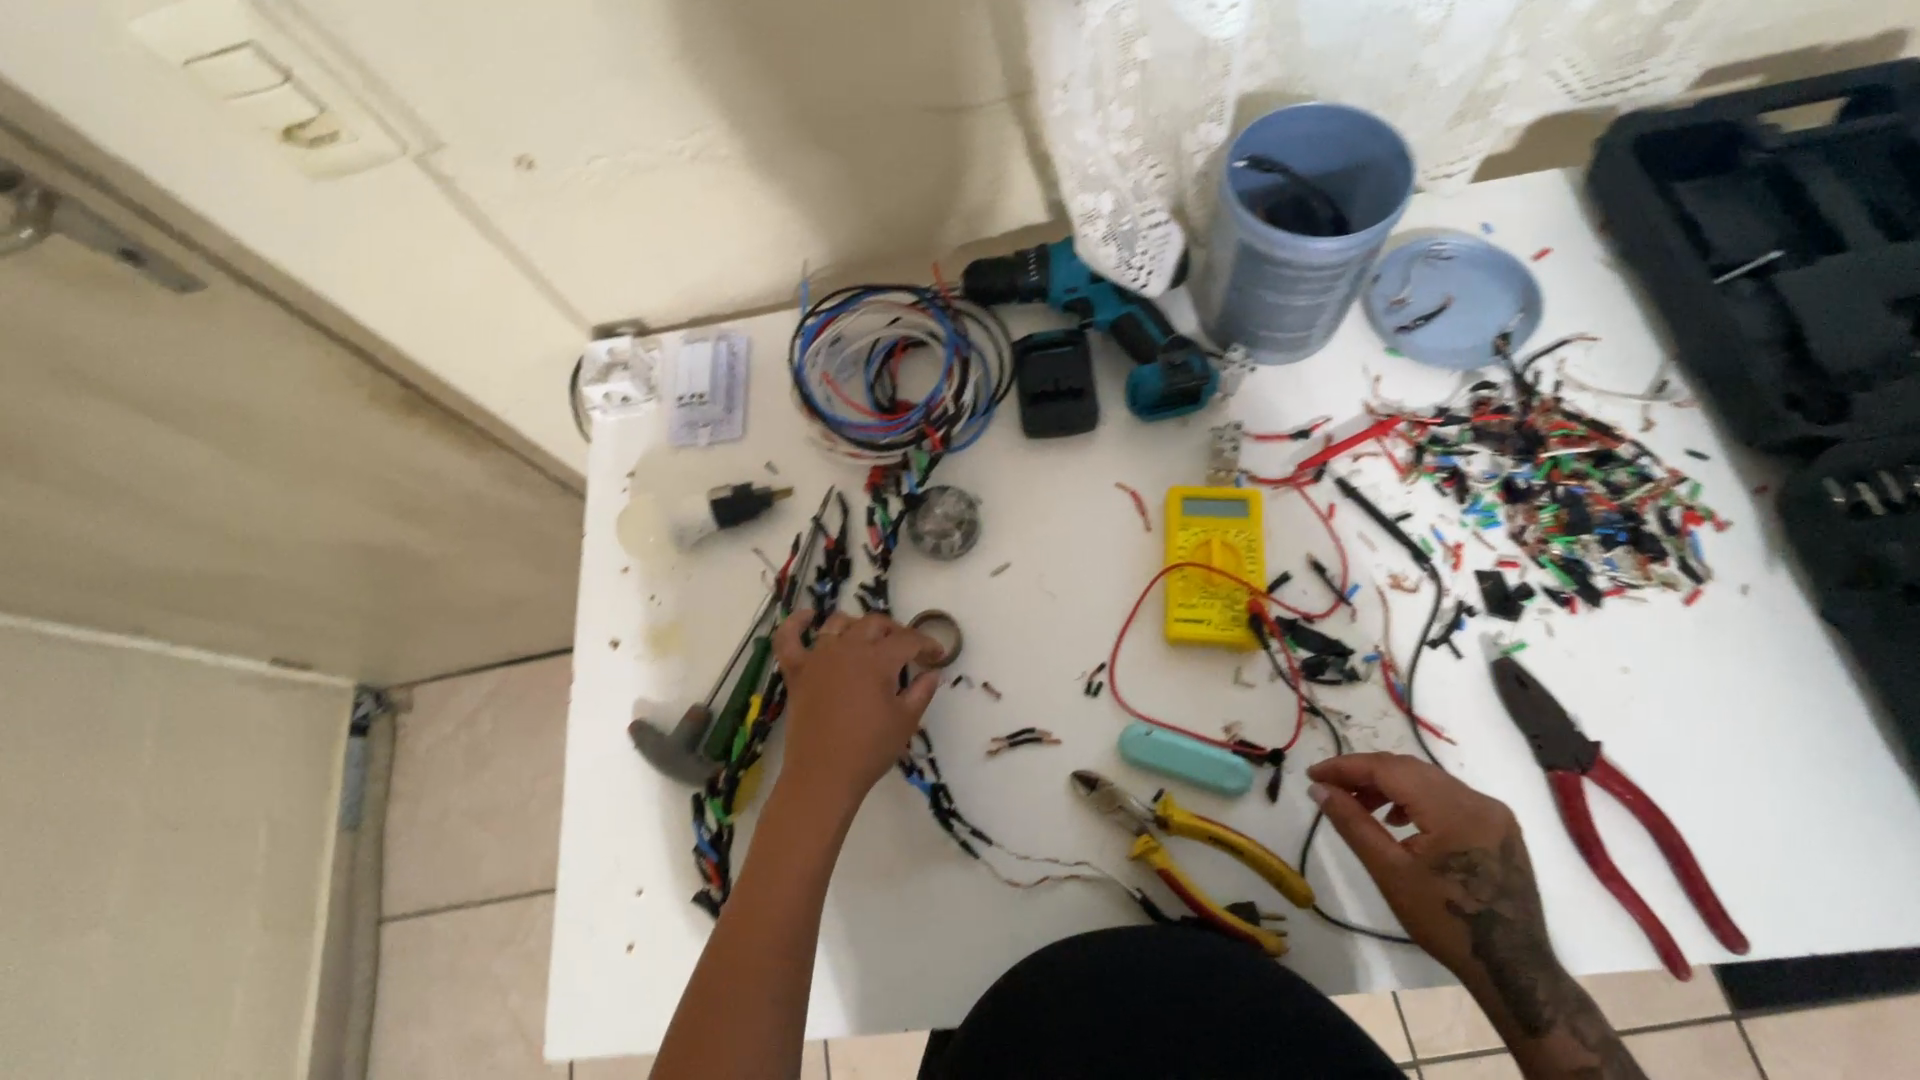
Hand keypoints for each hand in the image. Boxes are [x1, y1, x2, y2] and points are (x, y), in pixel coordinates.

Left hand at [771, 610, 943, 814]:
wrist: (823, 775)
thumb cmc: (869, 750)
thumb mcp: (906, 721)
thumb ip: (921, 692)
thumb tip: (933, 673)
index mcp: (877, 660)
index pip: (907, 640)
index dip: (926, 644)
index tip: (937, 656)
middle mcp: (846, 649)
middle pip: (874, 624)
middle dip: (896, 631)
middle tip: (907, 650)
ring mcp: (817, 658)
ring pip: (838, 624)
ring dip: (857, 625)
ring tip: (868, 638)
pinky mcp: (796, 672)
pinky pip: (789, 639)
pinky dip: (797, 623)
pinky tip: (809, 616)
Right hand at [1307, 753, 1550, 983]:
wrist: (1510, 965)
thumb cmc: (1443, 921)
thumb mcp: (1389, 871)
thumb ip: (1353, 823)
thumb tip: (1319, 789)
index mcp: (1454, 810)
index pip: (1390, 769)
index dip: (1347, 767)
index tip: (1314, 774)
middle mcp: (1479, 801)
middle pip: (1410, 769)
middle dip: (1366, 773)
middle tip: (1330, 788)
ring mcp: (1494, 813)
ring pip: (1429, 780)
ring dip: (1389, 785)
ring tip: (1359, 806)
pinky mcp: (1499, 827)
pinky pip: (1448, 797)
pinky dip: (1416, 798)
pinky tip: (1399, 820)